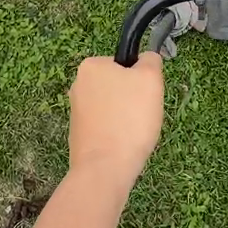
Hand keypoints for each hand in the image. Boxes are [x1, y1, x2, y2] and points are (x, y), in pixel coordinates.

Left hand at [66, 52, 164, 188]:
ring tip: (133, 132)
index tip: (145, 96)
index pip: (126, 63)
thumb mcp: (150, 78)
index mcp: (91, 65)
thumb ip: (151, 61)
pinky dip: (117, 132)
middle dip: (133, 99)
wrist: (105, 168)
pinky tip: (123, 144)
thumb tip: (146, 59)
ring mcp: (77, 111)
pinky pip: (106, 126)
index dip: (141, 79)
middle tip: (142, 115)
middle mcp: (78, 84)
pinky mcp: (79, 134)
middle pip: (119, 85)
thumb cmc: (130, 118)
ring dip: (126, 117)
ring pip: (114, 107)